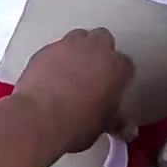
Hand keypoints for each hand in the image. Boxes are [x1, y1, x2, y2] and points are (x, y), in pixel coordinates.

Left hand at [10, 28, 133, 157]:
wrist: (40, 118)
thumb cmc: (78, 121)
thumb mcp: (105, 124)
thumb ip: (119, 121)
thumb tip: (126, 129)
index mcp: (118, 67)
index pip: (126, 65)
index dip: (119, 76)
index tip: (113, 87)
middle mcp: (96, 49)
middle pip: (104, 39)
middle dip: (100, 52)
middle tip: (94, 72)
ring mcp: (69, 46)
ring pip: (79, 37)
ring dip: (78, 50)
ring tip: (72, 71)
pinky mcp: (46, 49)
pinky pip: (55, 48)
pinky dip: (56, 59)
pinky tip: (52, 75)